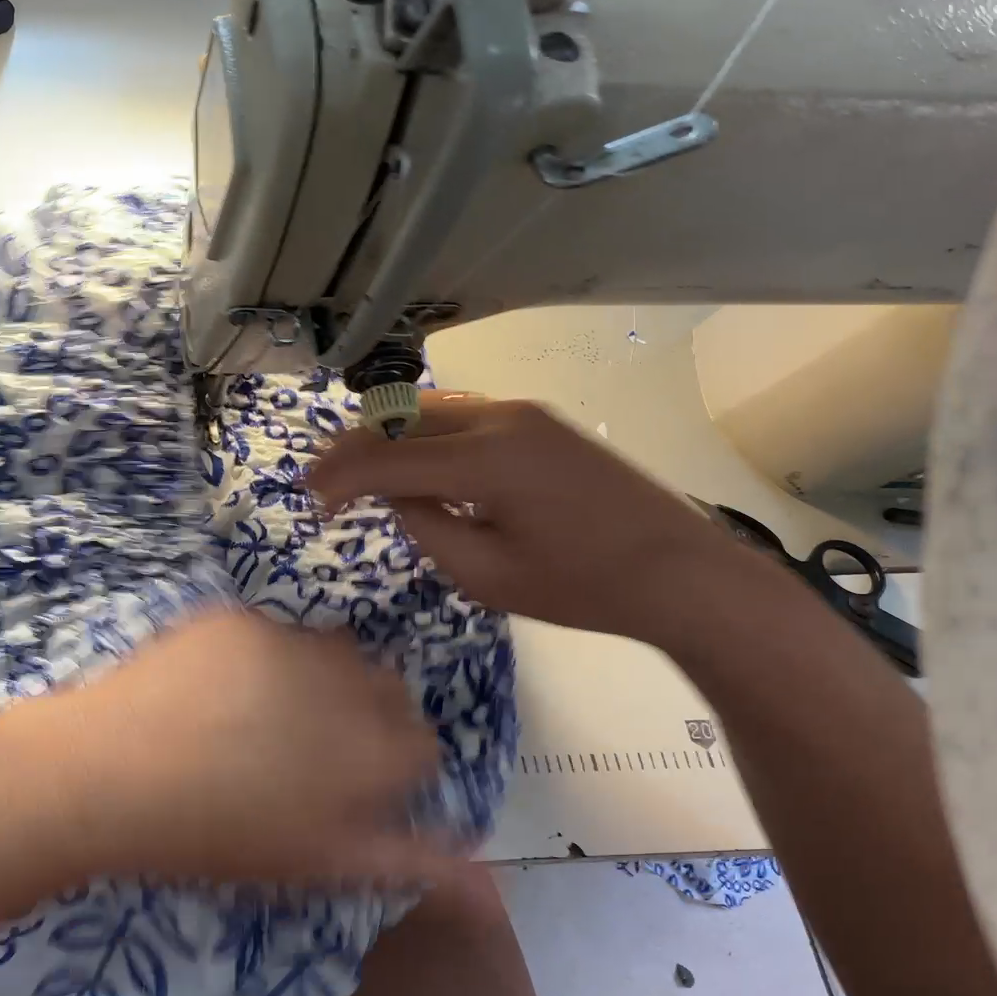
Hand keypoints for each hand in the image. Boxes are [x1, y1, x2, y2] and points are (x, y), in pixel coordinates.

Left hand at [6, 608, 461, 885]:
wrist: (112, 770)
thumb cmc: (216, 833)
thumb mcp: (320, 861)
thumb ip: (411, 860)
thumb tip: (492, 883)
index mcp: (377, 750)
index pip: (422, 743)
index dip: (388, 761)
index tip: (351, 778)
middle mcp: (348, 680)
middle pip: (385, 686)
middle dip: (361, 712)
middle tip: (304, 744)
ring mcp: (288, 637)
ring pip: (330, 651)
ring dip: (315, 675)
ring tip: (259, 710)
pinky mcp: (237, 614)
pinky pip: (269, 630)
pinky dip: (258, 654)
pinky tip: (215, 683)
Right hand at [304, 393, 765, 645]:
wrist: (685, 574)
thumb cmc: (582, 586)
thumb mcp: (484, 574)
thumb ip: (424, 526)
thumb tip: (397, 495)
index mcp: (486, 459)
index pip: (386, 458)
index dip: (339, 476)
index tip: (311, 499)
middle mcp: (500, 418)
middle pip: (400, 418)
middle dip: (353, 447)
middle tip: (323, 480)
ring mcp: (523, 413)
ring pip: (428, 409)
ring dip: (387, 437)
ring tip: (359, 471)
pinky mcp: (539, 421)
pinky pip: (460, 416)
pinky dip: (423, 436)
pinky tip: (416, 465)